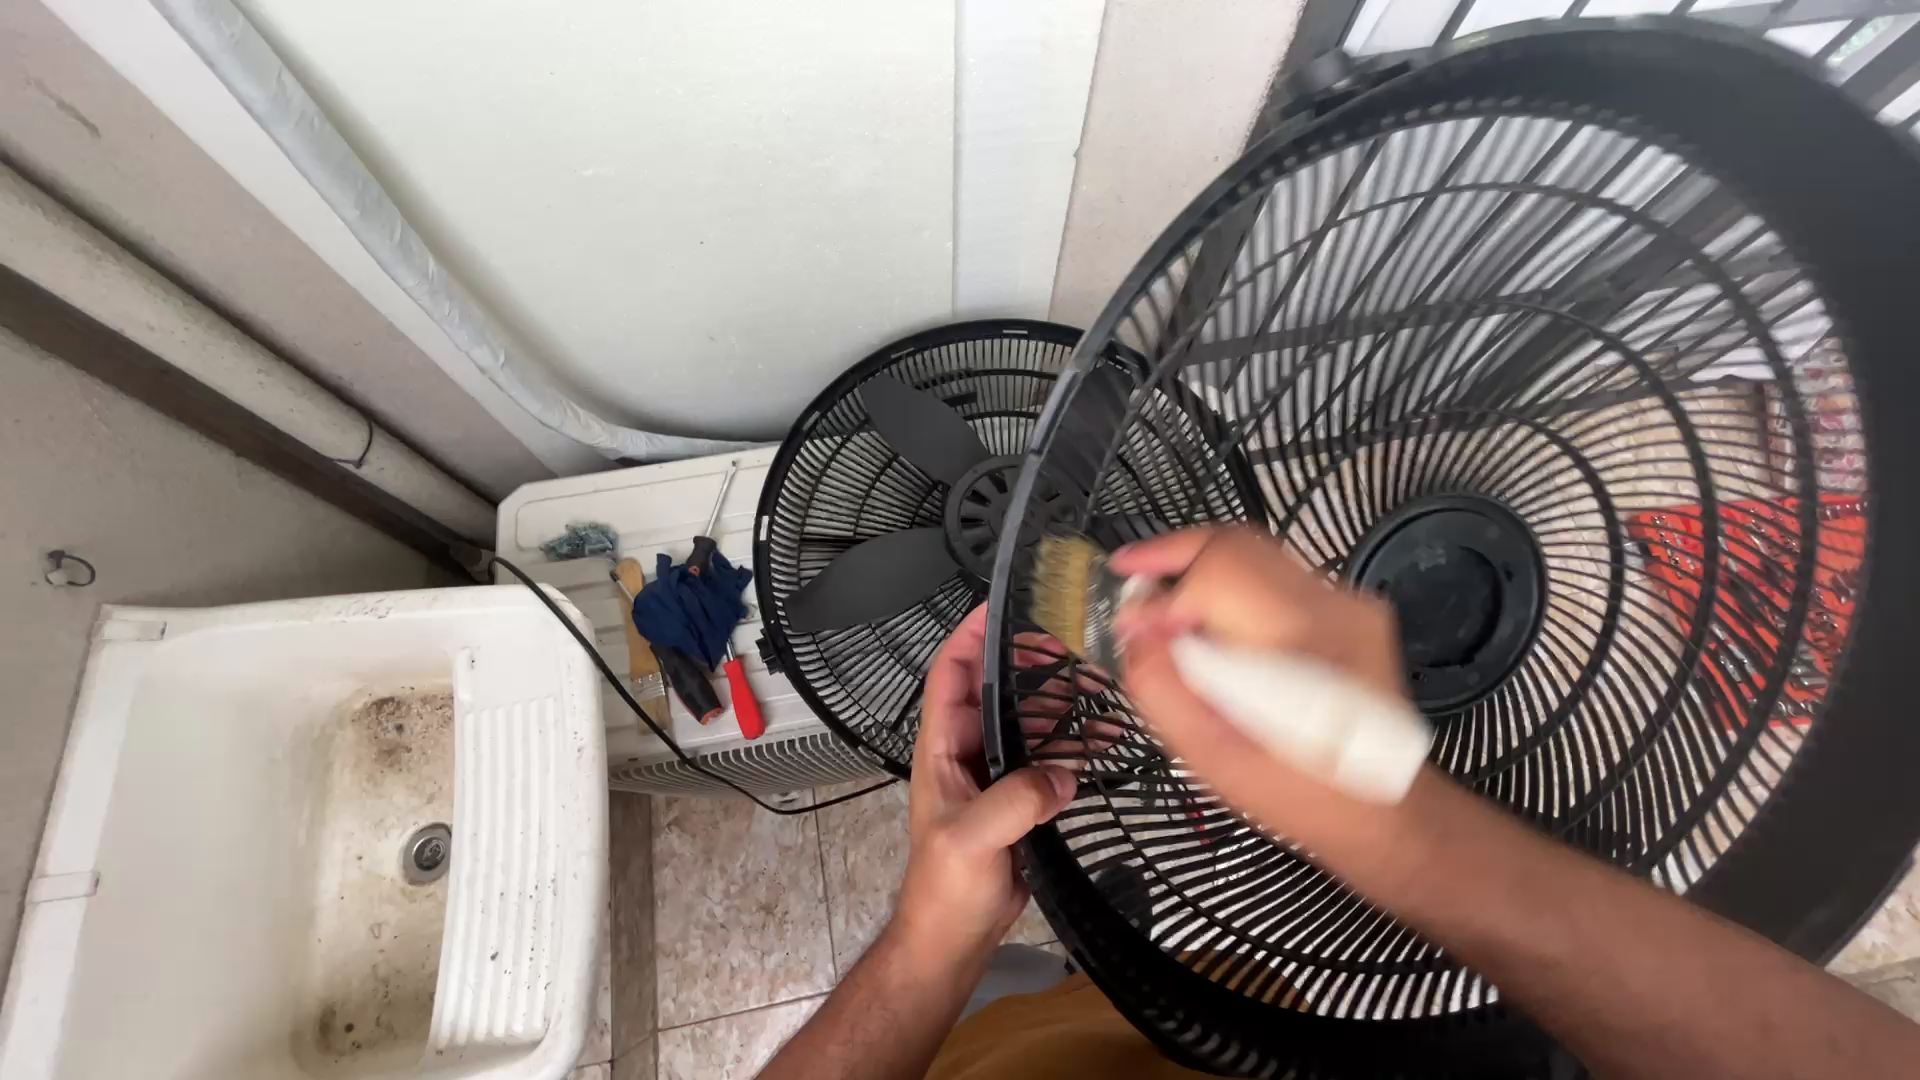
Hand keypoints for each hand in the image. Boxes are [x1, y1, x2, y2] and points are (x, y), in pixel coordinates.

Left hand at [890, 606, 1076, 967]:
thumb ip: (1013, 801)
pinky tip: (1101, 739)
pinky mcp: (1017, 794)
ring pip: (1025, 719)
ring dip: (1057, 702)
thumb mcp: (970, 840)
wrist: (954, 936)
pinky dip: (1070, 743)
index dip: (970, 636)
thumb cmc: (944, 887)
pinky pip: (1044, 755)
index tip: (999, 608)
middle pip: (995, 687)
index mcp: (941, 746)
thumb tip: (1061, 775)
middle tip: (1070, 648)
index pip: (950, 674)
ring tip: (1096, 689)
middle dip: (1029, 664)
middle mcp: (965, 749)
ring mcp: (992, 771)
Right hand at [1110, 526, 1430, 858]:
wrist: (1384, 809)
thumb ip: (1160, 686)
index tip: (1128, 623)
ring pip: (1251, 550)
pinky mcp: (1345, 606)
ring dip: (1194, 564)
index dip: (1162, 592)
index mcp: (1303, 644)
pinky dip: (1223, 579)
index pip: (1218, 572)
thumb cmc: (1293, 791)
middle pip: (1234, 544)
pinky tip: (1199, 612)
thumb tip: (1133, 626)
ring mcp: (1345, 601)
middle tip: (1126, 572)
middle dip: (1171, 554)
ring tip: (1153, 591)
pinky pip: (1268, 570)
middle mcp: (1332, 606)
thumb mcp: (1211, 756)